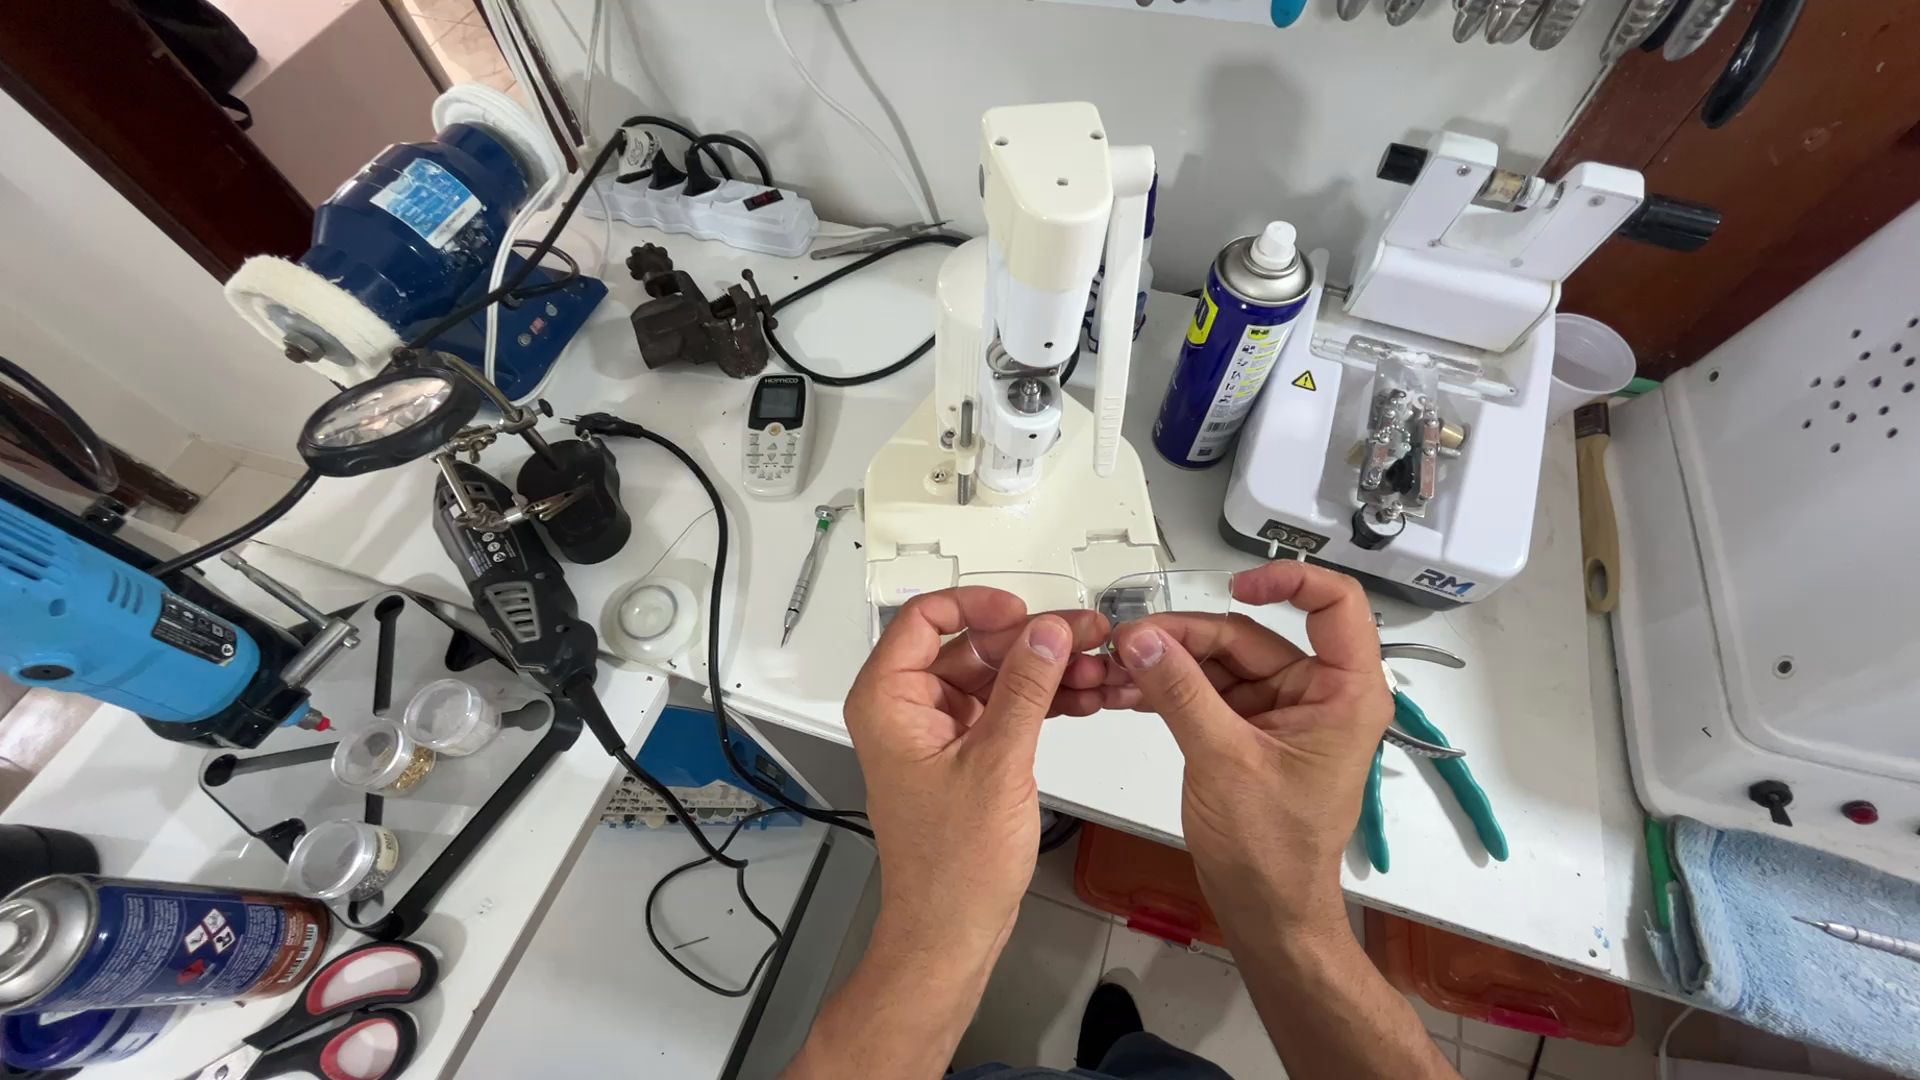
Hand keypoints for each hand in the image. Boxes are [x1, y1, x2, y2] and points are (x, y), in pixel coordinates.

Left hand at [844, 587, 1111, 963]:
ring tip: (1095, 668)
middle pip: (971, 644)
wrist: (953, 932)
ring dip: (1046, 670)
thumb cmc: (951, 867)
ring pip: (995, 673)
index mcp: (888, 699)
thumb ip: (1025, 689)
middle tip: (1084, 636)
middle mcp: (908, 705)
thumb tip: (1047, 632)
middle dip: (1031, 641)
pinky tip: (1084, 696)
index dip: (978, 605)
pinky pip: (1005, 703)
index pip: (926, 617)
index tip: (1025, 611)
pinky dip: (1042, 699)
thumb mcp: (996, 764)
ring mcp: (939, 725)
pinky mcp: (967, 745)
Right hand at [1107, 562, 1390, 933]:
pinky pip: (1202, 689)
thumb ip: (1179, 691)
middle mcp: (1312, 691)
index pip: (1334, 605)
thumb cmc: (1270, 846)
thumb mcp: (1223, 759)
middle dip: (1185, 637)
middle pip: (1247, 635)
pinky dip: (1166, 687)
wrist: (1264, 909)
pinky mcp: (1242, 727)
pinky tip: (1125, 689)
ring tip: (1114, 668)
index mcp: (1341, 691)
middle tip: (1126, 642)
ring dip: (1165, 662)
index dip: (1289, 580)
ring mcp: (1274, 709)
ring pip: (1216, 660)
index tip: (1235, 586)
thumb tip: (1138, 636)